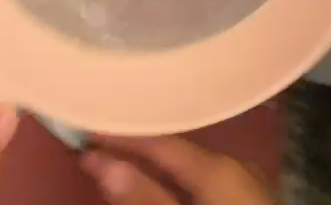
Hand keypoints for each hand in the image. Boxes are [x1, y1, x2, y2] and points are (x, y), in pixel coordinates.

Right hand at [82, 136, 276, 204]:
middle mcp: (235, 167)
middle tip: (89, 153)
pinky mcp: (248, 204)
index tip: (81, 133)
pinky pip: (203, 187)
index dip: (118, 137)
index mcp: (220, 169)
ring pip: (187, 170)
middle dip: (132, 154)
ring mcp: (246, 187)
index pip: (159, 140)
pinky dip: (175, 188)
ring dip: (152, 174)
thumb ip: (144, 200)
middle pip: (172, 152)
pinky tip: (156, 194)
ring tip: (114, 171)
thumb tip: (101, 162)